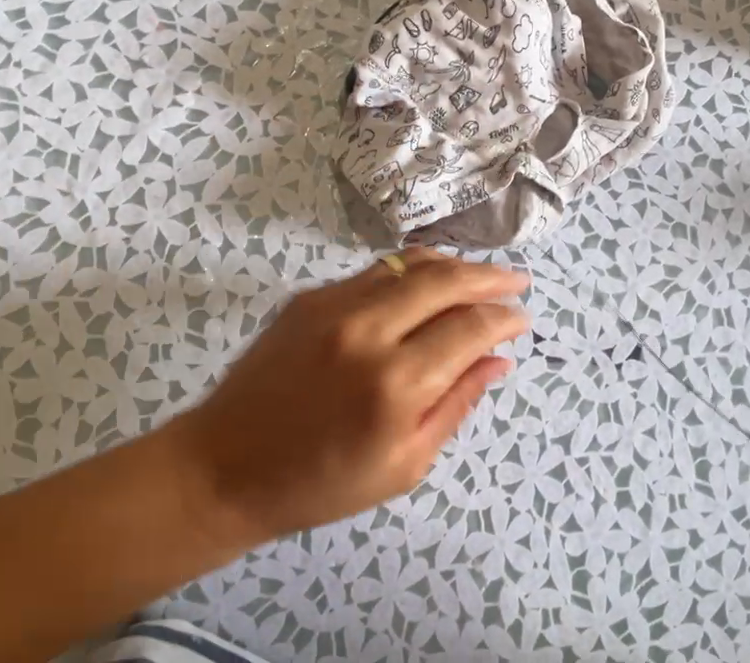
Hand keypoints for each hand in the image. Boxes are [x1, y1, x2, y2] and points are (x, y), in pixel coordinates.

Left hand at [172, 250, 529, 541]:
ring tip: (480, 275)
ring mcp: (334, 306)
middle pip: (446, 280)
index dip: (505, 319)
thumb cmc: (321, 484)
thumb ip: (457, 404)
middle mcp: (368, 331)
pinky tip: (428, 283)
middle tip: (516, 281)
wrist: (226, 466)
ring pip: (411, 264)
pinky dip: (412, 272)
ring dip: (453, 265)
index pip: (470, 328)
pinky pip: (376, 272)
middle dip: (490, 277)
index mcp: (396, 384)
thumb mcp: (404, 464)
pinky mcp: (310, 297)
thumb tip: (499, 360)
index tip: (523, 320)